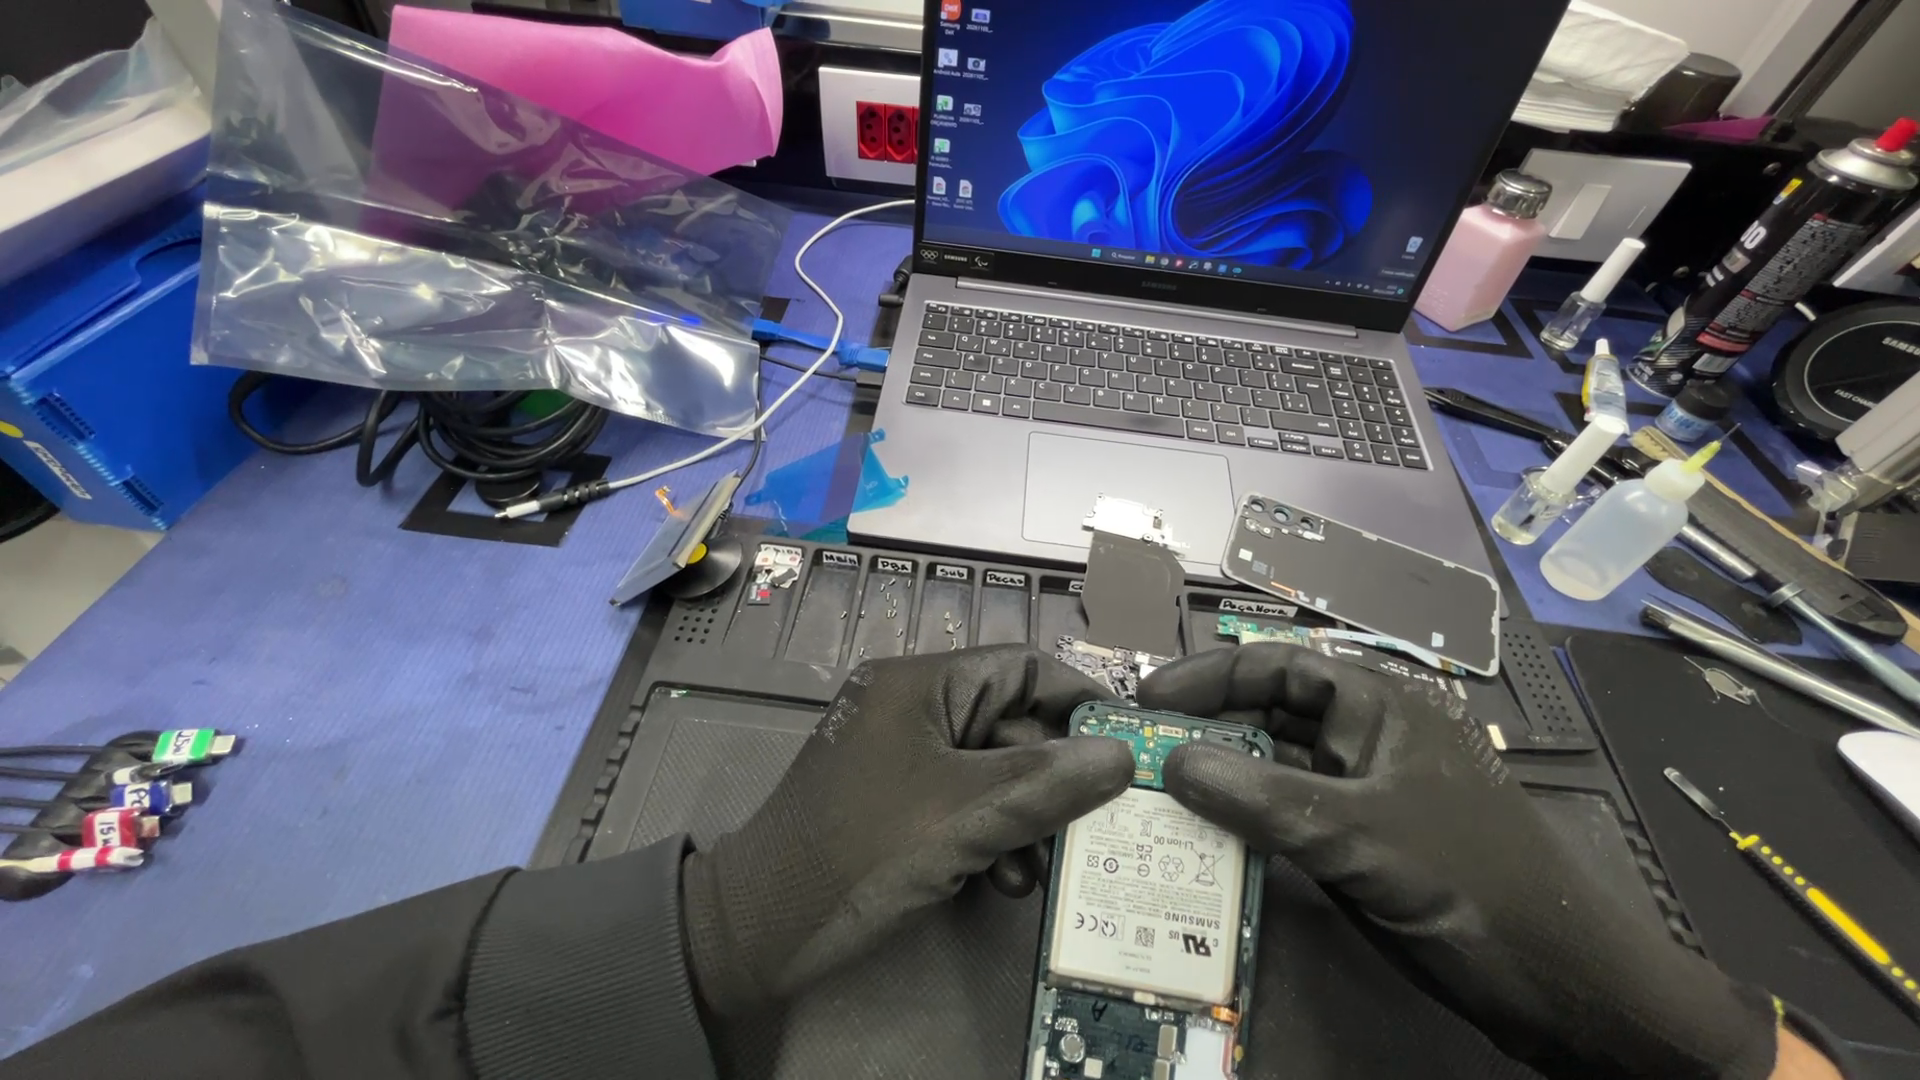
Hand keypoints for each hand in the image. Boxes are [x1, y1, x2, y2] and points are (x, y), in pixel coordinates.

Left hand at [680, 645, 1133, 1017]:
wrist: (759, 927)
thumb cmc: (859, 851)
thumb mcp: (961, 814)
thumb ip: (1045, 782)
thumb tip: (1122, 756)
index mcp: (920, 685)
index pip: (1019, 668)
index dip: (1077, 699)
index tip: (1128, 740)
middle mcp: (915, 709)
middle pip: (1012, 725)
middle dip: (1052, 779)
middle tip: (1093, 824)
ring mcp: (907, 757)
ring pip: (995, 772)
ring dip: (1025, 817)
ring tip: (1043, 867)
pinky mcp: (902, 802)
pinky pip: (967, 804)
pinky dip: (993, 837)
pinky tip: (1006, 880)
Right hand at [1140, 644, 1779, 1079]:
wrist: (1565, 990)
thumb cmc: (1473, 884)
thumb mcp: (1363, 834)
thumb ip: (1264, 796)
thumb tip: (1171, 762)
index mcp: (1376, 707)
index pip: (1278, 667)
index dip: (1209, 675)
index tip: (1148, 697)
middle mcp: (1359, 740)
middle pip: (1265, 713)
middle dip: (1203, 724)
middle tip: (1138, 744)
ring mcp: (1354, 794)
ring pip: (1267, 768)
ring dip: (1214, 776)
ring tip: (1151, 787)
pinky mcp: (1350, 843)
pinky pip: (1277, 818)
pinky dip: (1236, 821)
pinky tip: (1194, 834)